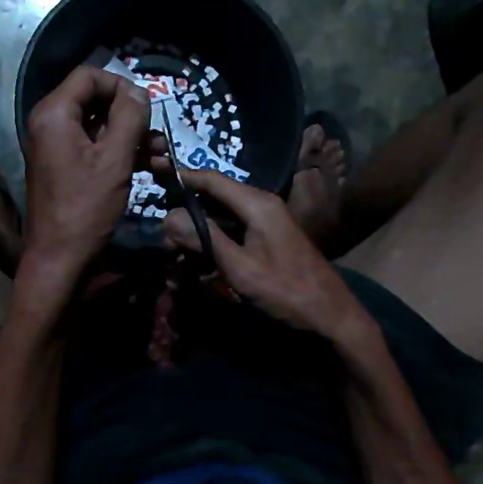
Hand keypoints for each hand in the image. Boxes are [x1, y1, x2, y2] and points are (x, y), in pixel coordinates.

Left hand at [21, 65, 149, 280]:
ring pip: (97, 124)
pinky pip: (93, 145)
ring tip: (159, 151)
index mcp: (54, 114)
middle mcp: (49, 124)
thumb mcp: (115, 160)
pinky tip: (147, 163)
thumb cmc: (86, 208)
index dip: (120, 85)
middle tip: (154, 132)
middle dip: (128, 112)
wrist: (60, 259)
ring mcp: (55, 146)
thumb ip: (129, 118)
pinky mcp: (64, 167)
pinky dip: (118, 150)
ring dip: (129, 133)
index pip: (89, 75)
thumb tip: (139, 91)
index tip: (145, 109)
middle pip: (93, 98)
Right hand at [161, 167, 374, 343]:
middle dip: (184, 215)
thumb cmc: (285, 289)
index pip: (212, 179)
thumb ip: (204, 239)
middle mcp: (262, 206)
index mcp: (257, 204)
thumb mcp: (239, 267)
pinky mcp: (267, 239)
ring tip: (173, 257)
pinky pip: (232, 234)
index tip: (153, 168)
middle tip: (162, 238)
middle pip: (213, 199)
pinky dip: (213, 246)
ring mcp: (266, 223)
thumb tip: (168, 217)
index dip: (181, 175)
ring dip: (196, 236)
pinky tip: (196, 267)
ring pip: (220, 219)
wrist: (329, 315)